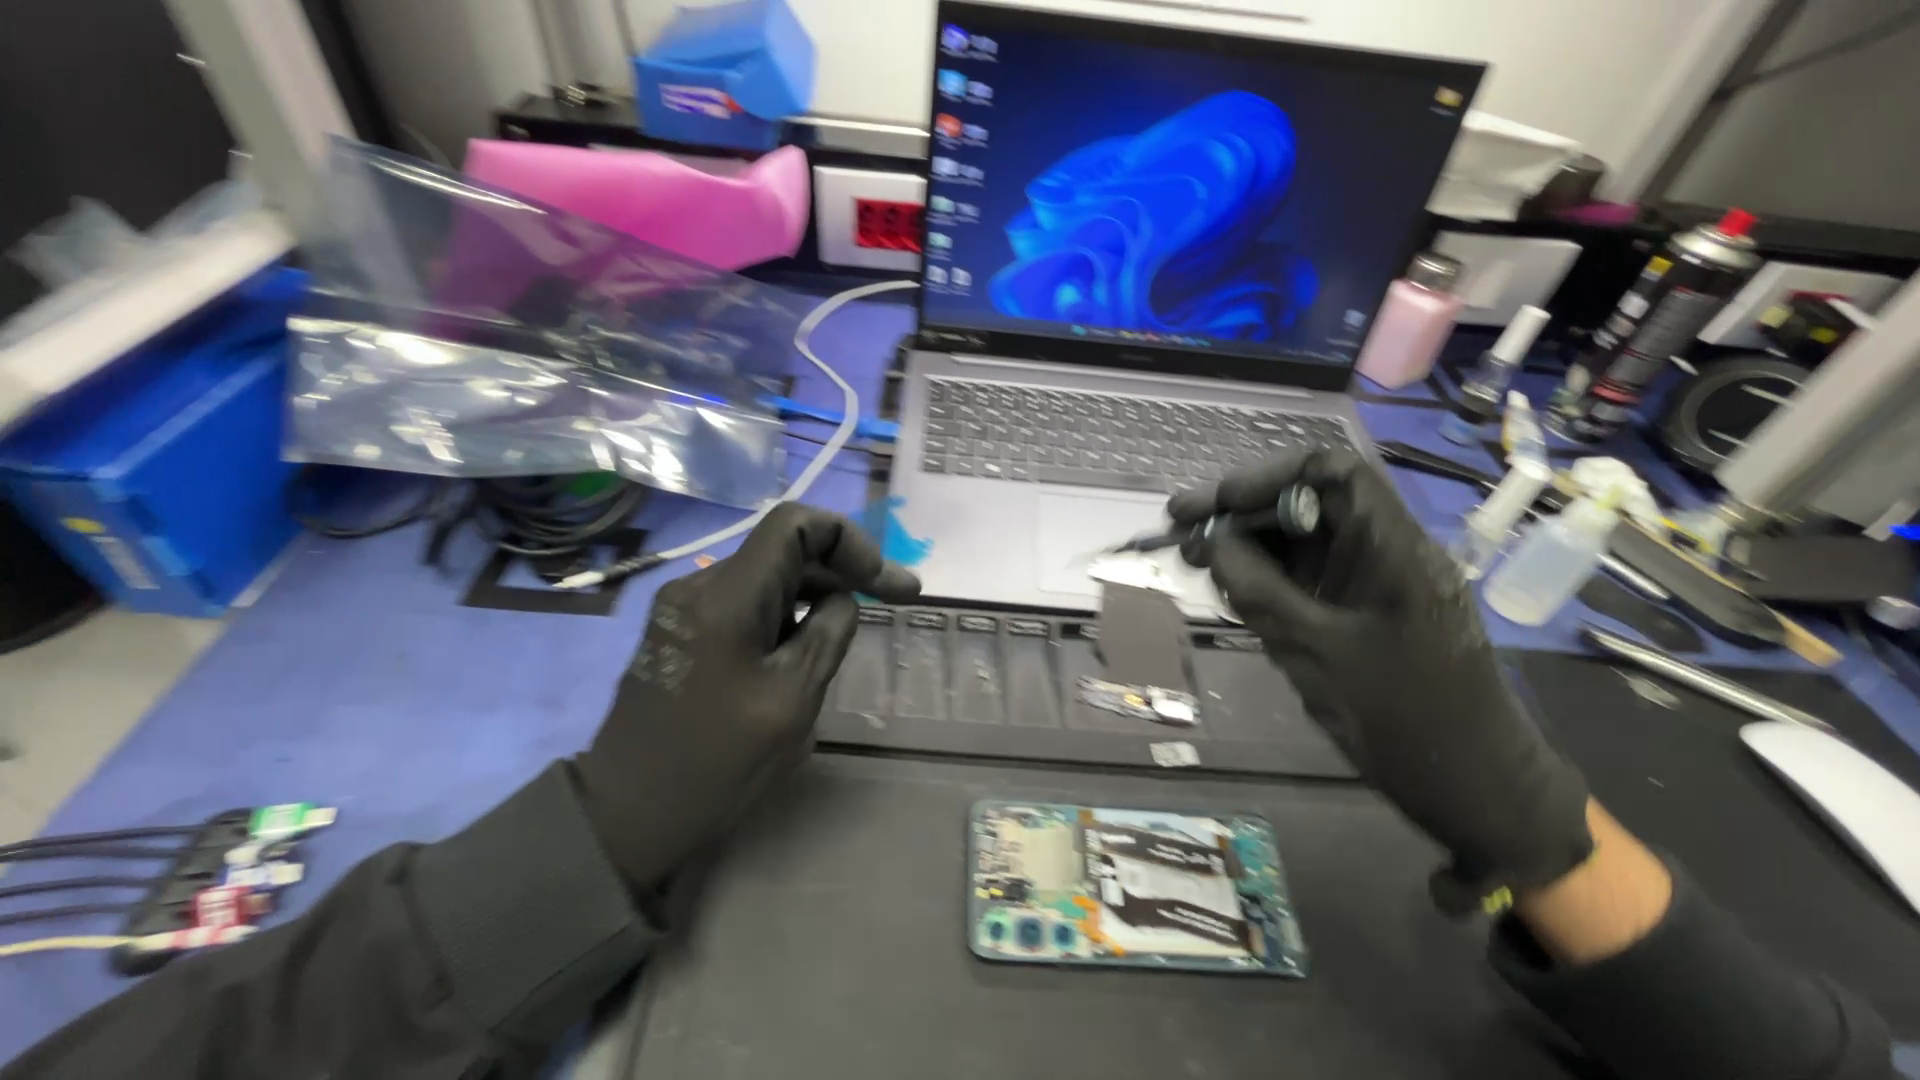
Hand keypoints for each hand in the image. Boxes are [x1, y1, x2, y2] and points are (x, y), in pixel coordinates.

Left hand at [573, 504, 920, 894]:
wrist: (627, 814)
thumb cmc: (717, 763)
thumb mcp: (792, 699)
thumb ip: (827, 634)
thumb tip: (840, 599)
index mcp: (726, 595)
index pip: (795, 524)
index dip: (849, 540)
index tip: (883, 583)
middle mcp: (700, 586)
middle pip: (783, 550)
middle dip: (843, 568)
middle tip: (898, 601)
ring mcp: (685, 610)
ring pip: (765, 578)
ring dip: (814, 594)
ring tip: (854, 630)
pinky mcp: (682, 634)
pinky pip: (744, 606)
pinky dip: (785, 615)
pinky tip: (807, 648)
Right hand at [1169, 450, 1591, 912]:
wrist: (1476, 787)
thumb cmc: (1400, 717)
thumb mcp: (1313, 650)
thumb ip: (1257, 589)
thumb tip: (1210, 542)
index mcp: (1393, 547)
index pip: (1330, 473)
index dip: (1265, 478)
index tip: (1214, 507)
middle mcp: (1389, 552)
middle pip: (1312, 504)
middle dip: (1245, 513)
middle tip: (1182, 532)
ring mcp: (1381, 585)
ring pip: (1309, 543)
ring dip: (1253, 546)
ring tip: (1197, 561)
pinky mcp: (1372, 615)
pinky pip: (1316, 579)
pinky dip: (1272, 579)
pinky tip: (1234, 592)